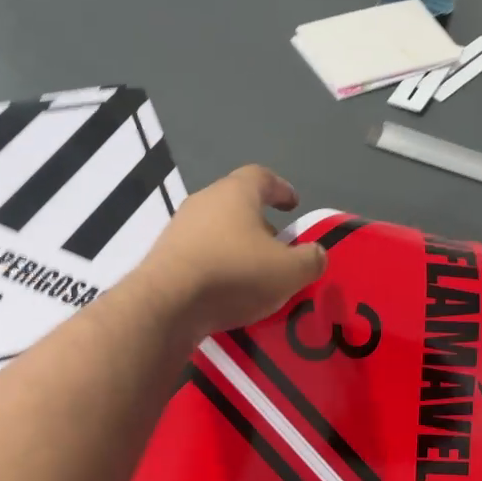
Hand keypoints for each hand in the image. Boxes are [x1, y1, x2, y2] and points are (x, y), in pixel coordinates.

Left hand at [135, 165, 327, 337]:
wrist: (168, 304)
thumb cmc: (234, 275)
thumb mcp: (289, 272)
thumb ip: (311, 260)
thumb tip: (317, 254)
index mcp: (236, 193)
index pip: (262, 177)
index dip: (281, 189)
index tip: (293, 204)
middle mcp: (204, 201)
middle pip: (237, 205)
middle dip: (260, 225)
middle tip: (277, 250)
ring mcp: (180, 228)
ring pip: (217, 231)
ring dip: (237, 249)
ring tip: (253, 275)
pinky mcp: (165, 256)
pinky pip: (200, 256)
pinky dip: (217, 267)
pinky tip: (226, 292)